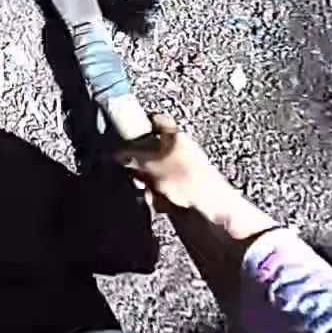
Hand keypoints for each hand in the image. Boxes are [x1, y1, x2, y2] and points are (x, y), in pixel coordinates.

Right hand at [118, 115, 278, 243]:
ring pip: (154, 172)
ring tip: (152, 194)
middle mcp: (181, 150)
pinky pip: (163, 189)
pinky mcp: (186, 190)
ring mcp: (184, 171)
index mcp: (176, 136)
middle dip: (139, 164)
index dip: (142, 123)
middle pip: (150, 150)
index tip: (128, 132)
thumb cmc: (189, 180)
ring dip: (147, 184)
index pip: (157, 120)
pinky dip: (158, 197)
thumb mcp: (152, 163)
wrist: (216, 212)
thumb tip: (115, 154)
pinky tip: (161, 204)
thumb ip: (131, 156)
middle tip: (137, 174)